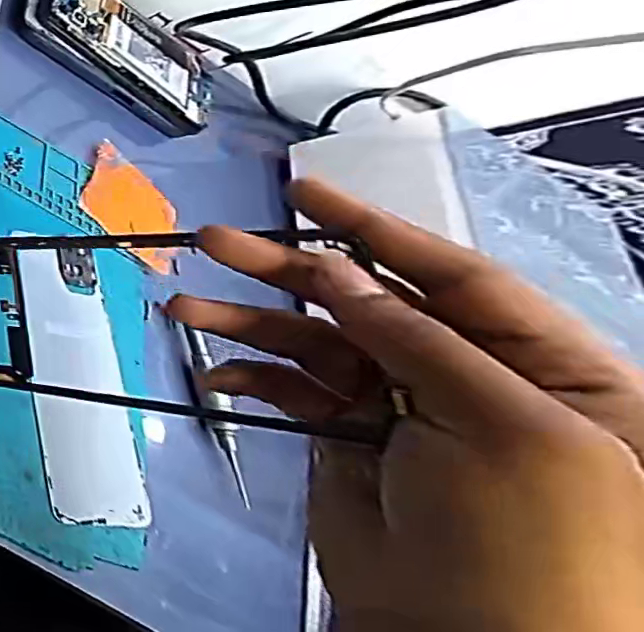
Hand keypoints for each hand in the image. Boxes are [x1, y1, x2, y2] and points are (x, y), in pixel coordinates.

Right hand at [166, 177, 643, 631]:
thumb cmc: (538, 548)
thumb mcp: (504, 431)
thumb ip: (418, 340)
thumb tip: (336, 272)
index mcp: (552, 375)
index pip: (459, 278)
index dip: (378, 228)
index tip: (304, 190)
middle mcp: (472, 378)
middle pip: (364, 300)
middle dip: (285, 268)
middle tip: (216, 241)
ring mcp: (402, 405)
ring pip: (309, 338)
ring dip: (244, 319)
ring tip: (186, 306)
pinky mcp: (345, 431)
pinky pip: (288, 385)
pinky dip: (249, 377)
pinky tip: (220, 378)